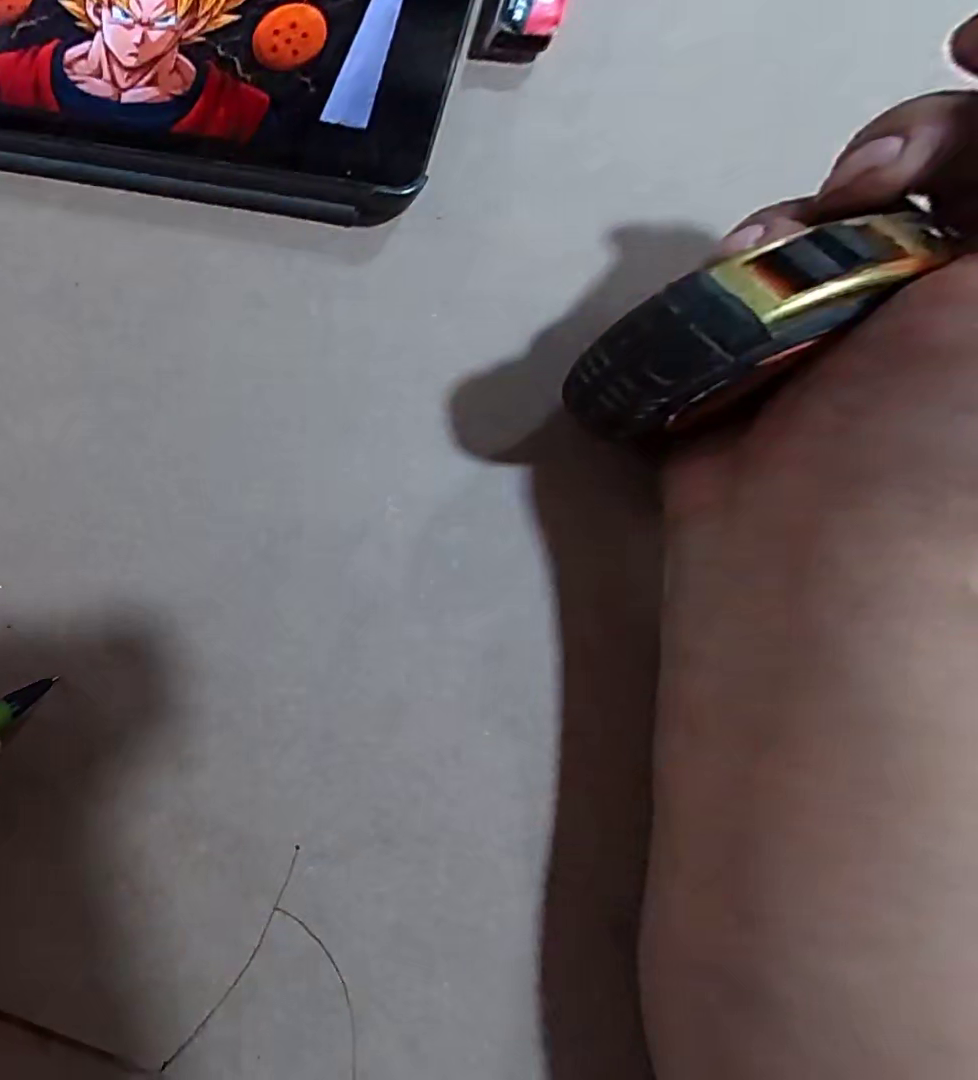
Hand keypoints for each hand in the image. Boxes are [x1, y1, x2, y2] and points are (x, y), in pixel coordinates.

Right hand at [644, 15, 977, 1079]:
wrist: (814, 551)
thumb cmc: (953, 446)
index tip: (970, 49)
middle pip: (960, 149)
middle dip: (917, 134)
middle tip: (878, 169)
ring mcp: (867, 319)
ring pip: (841, 205)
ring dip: (811, 199)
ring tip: (787, 232)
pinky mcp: (767, 353)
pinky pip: (750, 272)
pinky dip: (737, 260)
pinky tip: (733, 276)